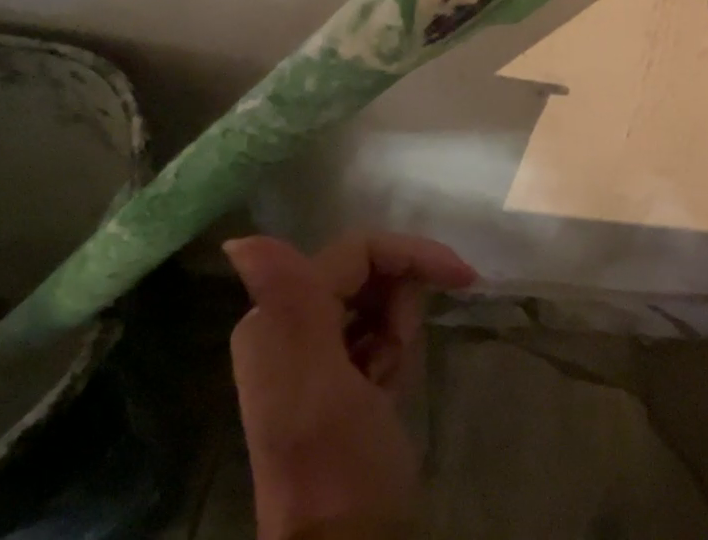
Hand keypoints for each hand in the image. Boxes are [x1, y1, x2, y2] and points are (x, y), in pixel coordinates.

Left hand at [224, 232, 477, 539]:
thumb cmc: (340, 466)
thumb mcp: (320, 388)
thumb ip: (293, 309)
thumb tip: (241, 241)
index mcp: (275, 321)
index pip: (355, 252)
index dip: (412, 255)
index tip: (465, 278)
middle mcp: (286, 326)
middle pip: (368, 273)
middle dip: (400, 308)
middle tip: (397, 360)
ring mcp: (311, 349)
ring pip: (379, 302)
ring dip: (399, 334)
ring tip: (387, 383)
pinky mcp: (336, 371)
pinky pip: (380, 332)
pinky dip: (395, 353)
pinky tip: (386, 391)